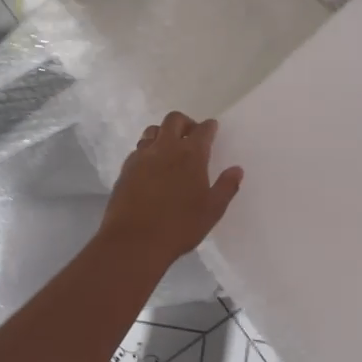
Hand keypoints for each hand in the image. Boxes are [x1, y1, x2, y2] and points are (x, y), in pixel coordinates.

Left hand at [98, 112, 243, 269]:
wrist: (134, 241)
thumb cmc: (179, 227)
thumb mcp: (212, 211)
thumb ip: (226, 187)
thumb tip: (236, 170)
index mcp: (190, 155)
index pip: (203, 130)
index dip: (209, 127)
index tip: (212, 129)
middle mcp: (165, 148)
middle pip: (174, 120)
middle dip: (185, 123)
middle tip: (191, 136)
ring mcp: (141, 157)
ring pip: (152, 131)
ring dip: (163, 134)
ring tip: (169, 149)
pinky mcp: (125, 169)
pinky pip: (138, 150)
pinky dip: (147, 151)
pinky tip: (150, 167)